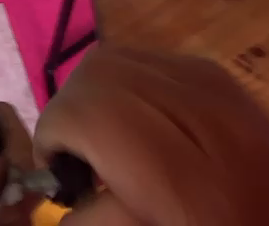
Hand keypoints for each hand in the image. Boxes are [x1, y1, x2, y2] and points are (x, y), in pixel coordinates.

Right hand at [35, 45, 268, 225]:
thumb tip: (61, 203)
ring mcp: (208, 82)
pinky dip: (124, 85)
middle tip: (79, 160)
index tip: (59, 174)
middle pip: (93, 75)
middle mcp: (194, 109)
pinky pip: (144, 59)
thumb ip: (102, 222)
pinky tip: (139, 123)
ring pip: (113, 59)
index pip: (82, 112)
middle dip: (69, 112)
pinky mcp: (215, 73)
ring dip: (93, 95)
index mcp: (181, 175)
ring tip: (105, 140)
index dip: (54, 136)